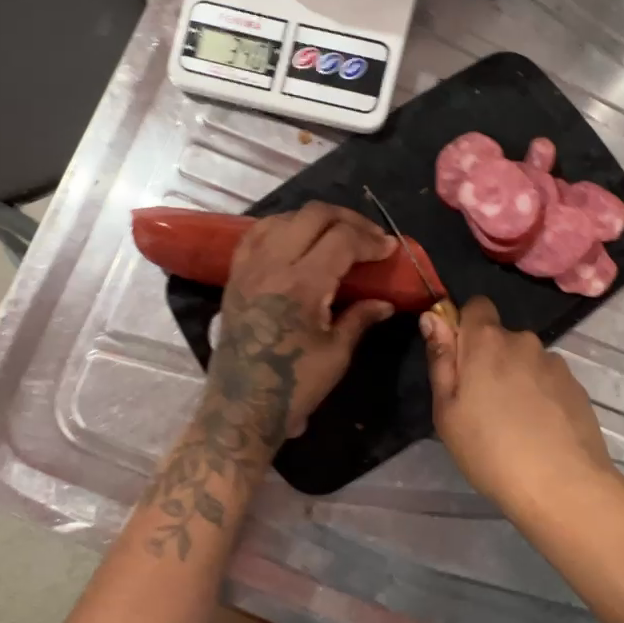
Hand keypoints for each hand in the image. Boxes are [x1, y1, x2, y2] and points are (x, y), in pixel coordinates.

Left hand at [209, 201, 396, 441]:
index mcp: (302, 284)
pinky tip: (297, 240)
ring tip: (336, 236)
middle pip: (313, 215)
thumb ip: (360, 318)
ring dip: (314, 220)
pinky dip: (282, 227)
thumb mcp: (337, 353)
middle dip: (348, 219)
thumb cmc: (296, 385)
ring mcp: (248, 267)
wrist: (242, 407)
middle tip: (369, 237)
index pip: (342, 239)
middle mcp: (272, 265)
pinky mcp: (234, 276)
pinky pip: (257, 234)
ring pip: (284, 217)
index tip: (390, 249)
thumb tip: (385, 302)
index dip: (371, 239)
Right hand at [420, 297, 620, 502]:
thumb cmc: (489, 450)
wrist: (563, 485)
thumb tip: (433, 317)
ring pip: (526, 362)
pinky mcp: (577, 387)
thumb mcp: (447, 411)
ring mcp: (555, 364)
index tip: (460, 363)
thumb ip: (440, 360)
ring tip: (515, 425)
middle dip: (490, 361)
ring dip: (517, 380)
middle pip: (501, 338)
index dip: (465, 328)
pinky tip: (539, 432)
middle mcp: (524, 341)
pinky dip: (540, 397)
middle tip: (482, 407)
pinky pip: (548, 382)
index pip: (476, 306)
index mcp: (486, 341)